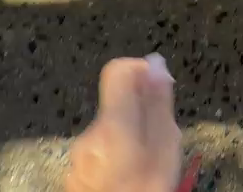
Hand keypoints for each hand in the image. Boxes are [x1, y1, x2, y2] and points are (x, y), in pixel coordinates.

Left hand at [66, 55, 183, 191]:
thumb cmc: (145, 187)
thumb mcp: (166, 142)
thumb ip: (158, 101)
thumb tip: (155, 63)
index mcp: (112, 122)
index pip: (117, 70)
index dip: (141, 70)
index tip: (158, 86)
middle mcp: (89, 135)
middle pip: (117, 102)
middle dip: (142, 110)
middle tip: (162, 135)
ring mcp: (78, 158)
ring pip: (111, 128)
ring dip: (132, 134)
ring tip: (148, 159)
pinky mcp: (76, 176)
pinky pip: (101, 150)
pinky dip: (118, 154)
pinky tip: (131, 174)